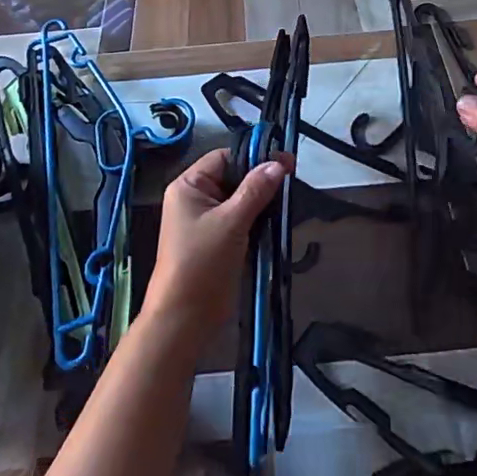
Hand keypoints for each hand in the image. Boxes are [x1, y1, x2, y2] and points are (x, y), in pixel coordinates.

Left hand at [143, 147, 290, 338]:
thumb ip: (256, 190)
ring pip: (241, 199)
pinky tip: (277, 219)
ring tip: (288, 199)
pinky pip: (242, 219)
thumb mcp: (231, 221)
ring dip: (263, 201)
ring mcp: (207, 221)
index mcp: (189, 186)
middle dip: (261, 180)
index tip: (285, 162)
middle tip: (292, 180)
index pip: (224, 157)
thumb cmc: (202, 263)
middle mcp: (196, 198)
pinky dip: (259, 219)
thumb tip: (278, 163)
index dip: (253, 157)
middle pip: (234, 177)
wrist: (185, 319)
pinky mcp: (219, 240)